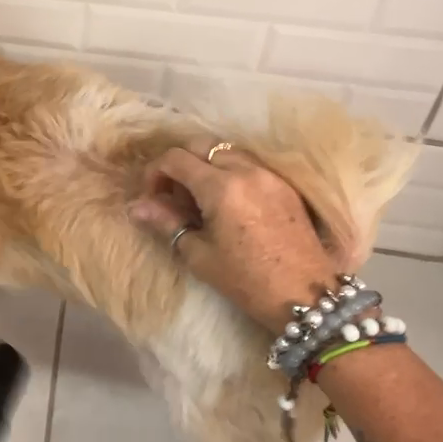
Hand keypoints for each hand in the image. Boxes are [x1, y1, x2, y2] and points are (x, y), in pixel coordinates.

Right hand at [127, 137, 344, 332]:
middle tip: (173, 195)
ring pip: (225, 151)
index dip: (155, 172)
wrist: (307, 296)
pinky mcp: (284, 184)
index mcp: (220, 186)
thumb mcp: (199, 254)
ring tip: (200, 197)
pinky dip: (229, 170)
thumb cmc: (246, 280)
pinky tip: (227, 201)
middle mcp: (245, 169)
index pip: (175, 159)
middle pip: (200, 145)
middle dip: (179, 163)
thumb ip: (166, 222)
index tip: (151, 197)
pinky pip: (248, 163)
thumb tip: (135, 207)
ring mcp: (268, 174)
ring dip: (205, 164)